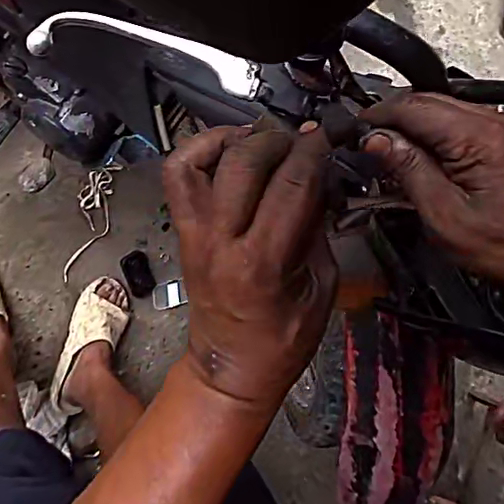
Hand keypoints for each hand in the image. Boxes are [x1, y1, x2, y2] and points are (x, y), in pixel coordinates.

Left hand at [163, 121, 338, 412]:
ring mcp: (194, 233)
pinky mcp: (182, 230)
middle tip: (299, 140)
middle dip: (278, 139)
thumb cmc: (281, 340)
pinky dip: (199, 149)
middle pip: (244, 162)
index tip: (326, 136)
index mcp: (262, 264)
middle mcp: (220, 241)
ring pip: (199, 160)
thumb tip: (319, 177)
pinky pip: (178, 175)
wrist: (230, 367)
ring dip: (236, 138)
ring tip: (263, 139)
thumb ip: (317, 228)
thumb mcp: (321, 286)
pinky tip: (228, 148)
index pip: (291, 184)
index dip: (313, 150)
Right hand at [360, 93, 503, 292]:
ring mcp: (496, 127)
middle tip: (365, 144)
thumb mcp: (444, 215)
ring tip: (386, 151)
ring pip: (435, 106)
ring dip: (407, 124)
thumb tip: (377, 140)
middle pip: (423, 99)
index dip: (378, 118)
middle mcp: (491, 123)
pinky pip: (451, 120)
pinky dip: (426, 131)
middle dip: (389, 118)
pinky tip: (414, 154)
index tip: (356, 133)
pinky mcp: (496, 137)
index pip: (412, 107)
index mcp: (478, 138)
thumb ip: (409, 170)